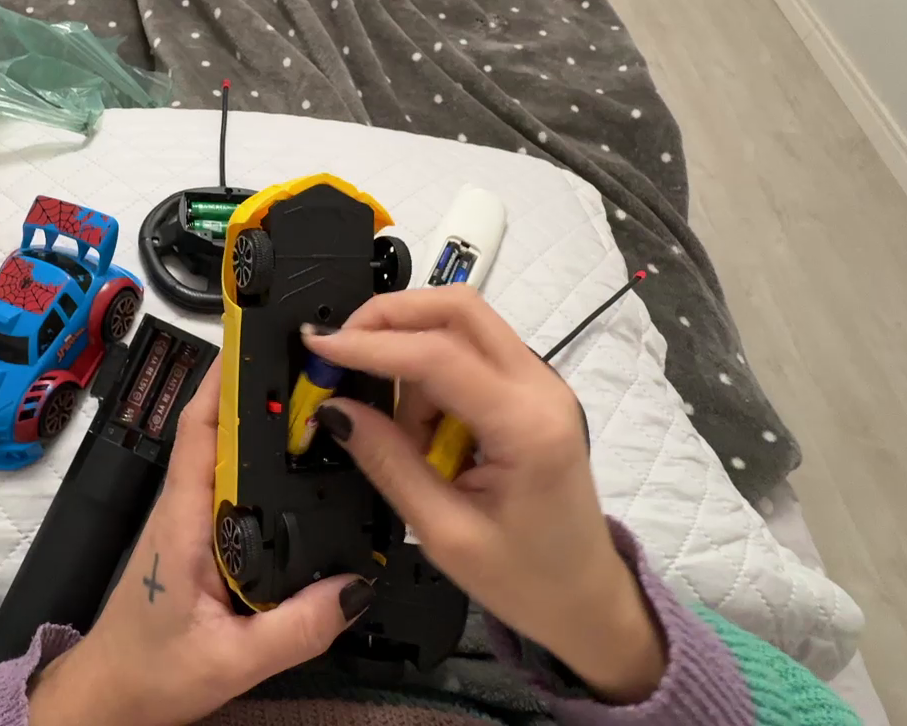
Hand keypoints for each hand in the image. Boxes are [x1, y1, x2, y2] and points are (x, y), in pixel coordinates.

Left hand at [29, 364, 370, 725]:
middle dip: (253, 387)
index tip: (260, 346)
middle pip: (215, 427)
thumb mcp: (232, 660)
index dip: (225, 381)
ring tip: (307, 398)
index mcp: (184, 516)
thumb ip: (295, 628)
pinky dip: (254, 456)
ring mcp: (188, 514)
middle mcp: (184, 503)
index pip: (201, 428)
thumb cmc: (152, 672)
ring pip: (221, 450)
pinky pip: (226, 478)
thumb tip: (356, 587)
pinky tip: (290, 464)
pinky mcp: (196, 530)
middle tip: (306, 363)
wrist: (110, 693)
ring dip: (254, 419)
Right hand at [302, 286, 665, 703]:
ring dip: (409, 354)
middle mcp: (540, 386)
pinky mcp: (526, 386)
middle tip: (343, 349)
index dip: (370, 343)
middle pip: (458, 307)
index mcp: (527, 427)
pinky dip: (428, 369)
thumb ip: (387, 461)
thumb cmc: (527, 579)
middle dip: (390, 315)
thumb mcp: (444, 532)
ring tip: (403, 432)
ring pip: (458, 323)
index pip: (438, 354)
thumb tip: (334, 408)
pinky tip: (423, 425)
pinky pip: (466, 349)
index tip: (318, 345)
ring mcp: (538, 381)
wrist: (588, 599)